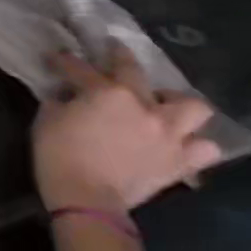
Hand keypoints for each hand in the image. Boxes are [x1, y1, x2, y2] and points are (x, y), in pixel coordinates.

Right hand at [32, 43, 222, 215]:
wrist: (87, 198)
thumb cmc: (58, 155)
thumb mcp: (46, 120)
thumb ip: (60, 101)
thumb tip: (67, 95)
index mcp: (106, 93)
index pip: (80, 68)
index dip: (65, 61)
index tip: (55, 57)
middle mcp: (145, 105)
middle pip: (134, 72)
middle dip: (119, 57)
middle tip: (112, 52)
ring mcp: (170, 133)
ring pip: (193, 107)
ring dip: (176, 104)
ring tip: (162, 107)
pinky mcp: (182, 160)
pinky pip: (204, 147)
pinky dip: (194, 143)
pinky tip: (178, 143)